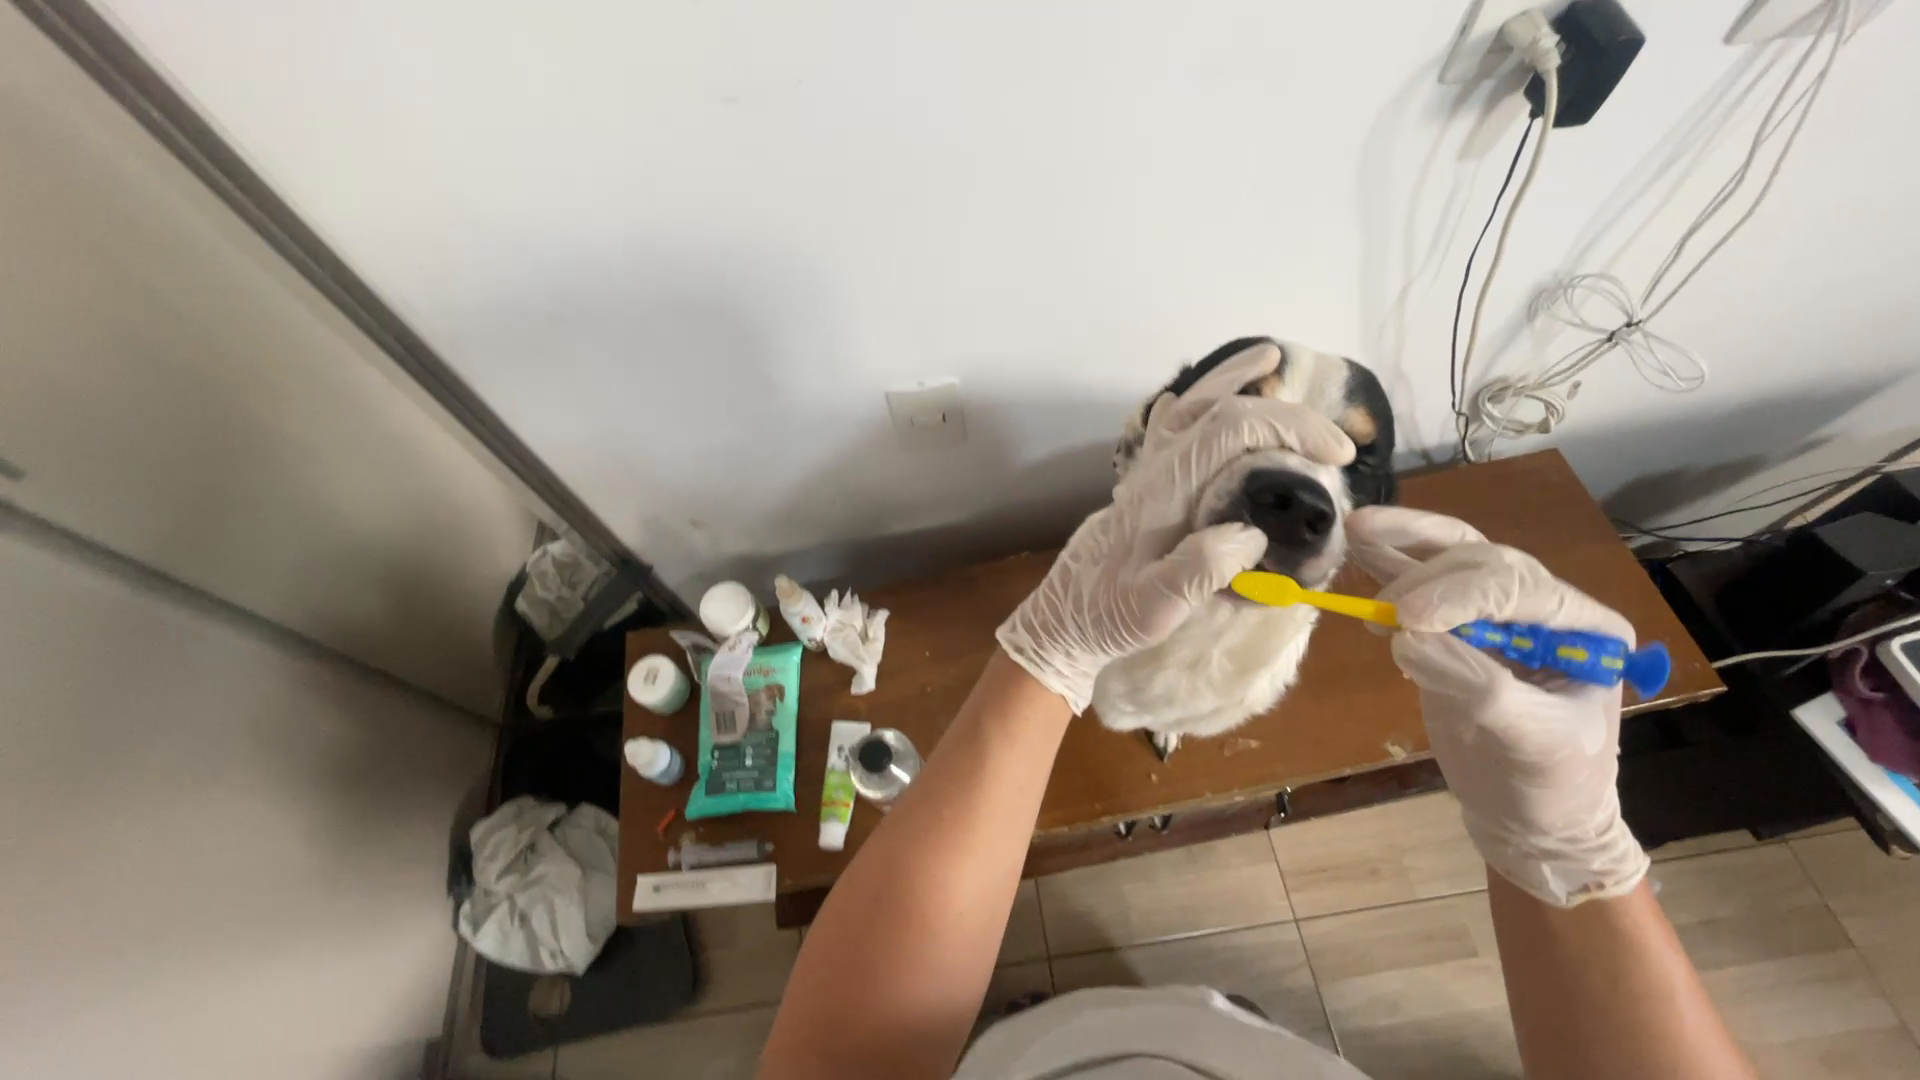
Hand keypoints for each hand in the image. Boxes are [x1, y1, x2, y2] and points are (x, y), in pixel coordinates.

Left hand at [996, 343, 1355, 713]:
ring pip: (1187, 407)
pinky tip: (1196, 399)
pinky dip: (1192, 404)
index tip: (1334, 456)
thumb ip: (1198, 571)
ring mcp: (1146, 471)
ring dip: (1229, 380)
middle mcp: (1156, 468)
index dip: (1287, 427)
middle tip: (1332, 437)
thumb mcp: (1155, 607)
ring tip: (1266, 360)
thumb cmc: (1110, 614)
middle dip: (1280, 410)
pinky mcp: (1142, 482)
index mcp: (1165, 489)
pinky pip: (1167, 427)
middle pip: (1214, 407)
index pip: (1228, 429)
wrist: (1066, 616)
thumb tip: (1249, 535)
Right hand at [1347, 506, 1648, 906]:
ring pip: (1450, 555)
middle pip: (1481, 562)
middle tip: (1384, 611)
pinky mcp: (1449, 627)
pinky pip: (1419, 582)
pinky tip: (1358, 548)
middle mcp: (1540, 608)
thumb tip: (1407, 641)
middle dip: (1428, 576)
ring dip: (1402, 543)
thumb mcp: (1532, 742)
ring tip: (1356, 531)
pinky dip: (1387, 562)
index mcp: (1582, 629)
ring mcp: (1492, 614)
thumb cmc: (1548, 784)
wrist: (1528, 815)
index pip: (1519, 588)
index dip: (1459, 595)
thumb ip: (1477, 687)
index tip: (1406, 618)